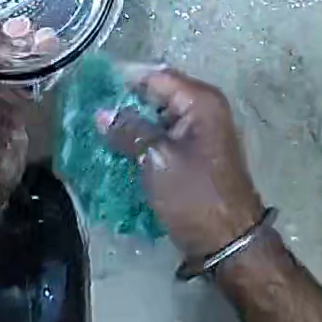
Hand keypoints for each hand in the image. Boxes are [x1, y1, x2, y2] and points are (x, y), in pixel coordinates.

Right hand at [98, 69, 264, 259]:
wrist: (230, 245)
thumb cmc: (195, 196)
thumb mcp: (156, 160)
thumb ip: (128, 130)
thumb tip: (101, 113)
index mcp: (200, 101)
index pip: (155, 75)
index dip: (124, 77)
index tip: (92, 83)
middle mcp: (204, 109)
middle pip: (157, 93)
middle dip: (125, 99)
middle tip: (91, 106)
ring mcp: (201, 131)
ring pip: (157, 114)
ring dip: (132, 120)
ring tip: (98, 126)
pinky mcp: (195, 152)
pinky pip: (163, 134)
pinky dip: (143, 137)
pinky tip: (118, 146)